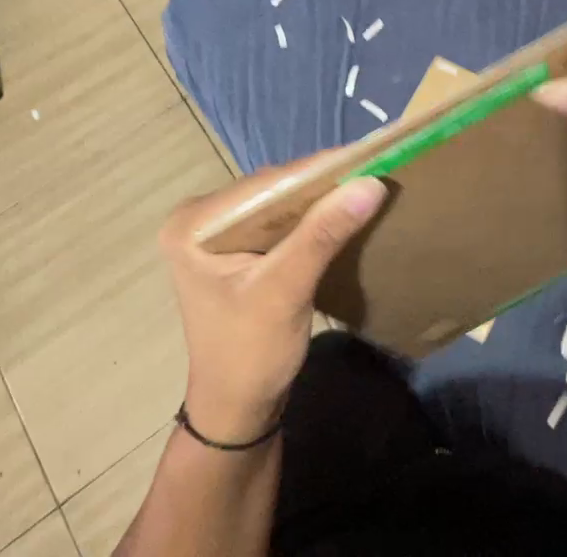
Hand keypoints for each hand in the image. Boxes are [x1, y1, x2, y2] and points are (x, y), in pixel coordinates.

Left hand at [158, 161, 386, 443]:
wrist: (236, 411)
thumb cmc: (250, 355)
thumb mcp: (285, 292)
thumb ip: (322, 235)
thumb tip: (370, 183)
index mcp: (193, 223)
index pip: (265, 185)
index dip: (317, 169)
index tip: (368, 155)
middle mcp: (198, 218)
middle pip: (271, 189)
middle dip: (320, 183)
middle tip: (373, 168)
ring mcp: (215, 232)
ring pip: (277, 202)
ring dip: (318, 199)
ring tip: (365, 185)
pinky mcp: (235, 247)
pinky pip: (278, 220)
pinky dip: (309, 218)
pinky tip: (341, 212)